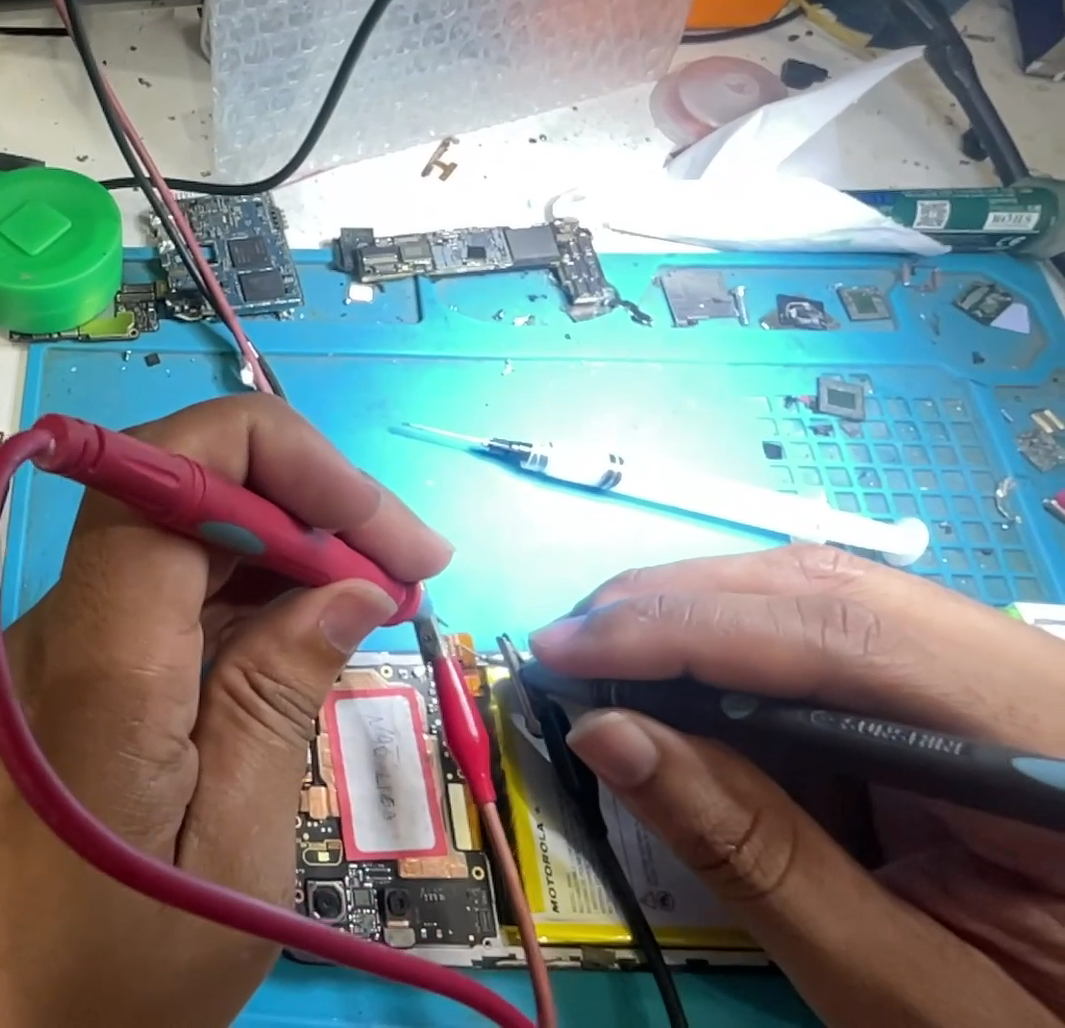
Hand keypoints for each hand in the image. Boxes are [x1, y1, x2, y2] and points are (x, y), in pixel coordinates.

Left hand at [0, 395, 450, 1025]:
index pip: (177, 467)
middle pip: (182, 487)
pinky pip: (160, 596)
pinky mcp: (64, 670)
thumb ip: (279, 699)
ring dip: (281, 550)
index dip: (290, 462)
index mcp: (107, 648)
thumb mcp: (227, 854)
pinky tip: (296, 636)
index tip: (389, 537)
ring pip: (177, 537)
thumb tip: (352, 584)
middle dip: (308, 505)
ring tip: (375, 599)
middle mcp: (68, 617)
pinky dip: (239, 597)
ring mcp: (59, 639)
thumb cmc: (94, 966)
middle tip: (410, 571)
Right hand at [530, 546, 1064, 1026]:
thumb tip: (601, 733)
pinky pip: (831, 636)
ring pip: (828, 596)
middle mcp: (1054, 694)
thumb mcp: (900, 991)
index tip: (564, 650)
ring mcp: (1014, 687)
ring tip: (600, 652)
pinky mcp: (964, 699)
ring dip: (694, 615)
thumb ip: (752, 854)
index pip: (854, 641)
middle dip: (676, 606)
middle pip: (836, 592)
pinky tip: (669, 674)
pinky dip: (730, 647)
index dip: (688, 630)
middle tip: (565, 644)